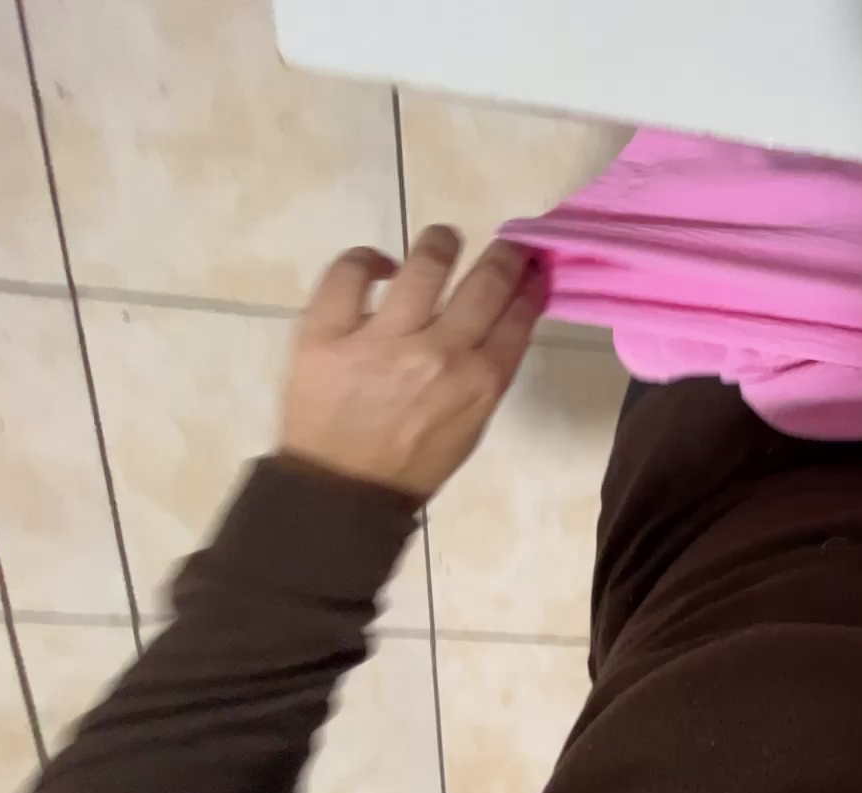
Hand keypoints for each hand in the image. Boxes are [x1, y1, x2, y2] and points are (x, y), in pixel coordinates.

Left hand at [279, 225, 546, 500]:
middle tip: (508, 244)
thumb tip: (500, 323)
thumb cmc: (420, 458)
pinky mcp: (327, 331)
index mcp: (482, 381)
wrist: (347, 485)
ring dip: (441, 244)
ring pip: (424, 268)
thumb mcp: (475, 420)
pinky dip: (368, 260)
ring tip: (445, 238)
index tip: (535, 267)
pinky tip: (381, 265)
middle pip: (484, 286)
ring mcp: (383, 340)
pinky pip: (349, 275)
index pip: (518, 317)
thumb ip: (488, 371)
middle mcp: (441, 354)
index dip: (531, 285)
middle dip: (504, 256)